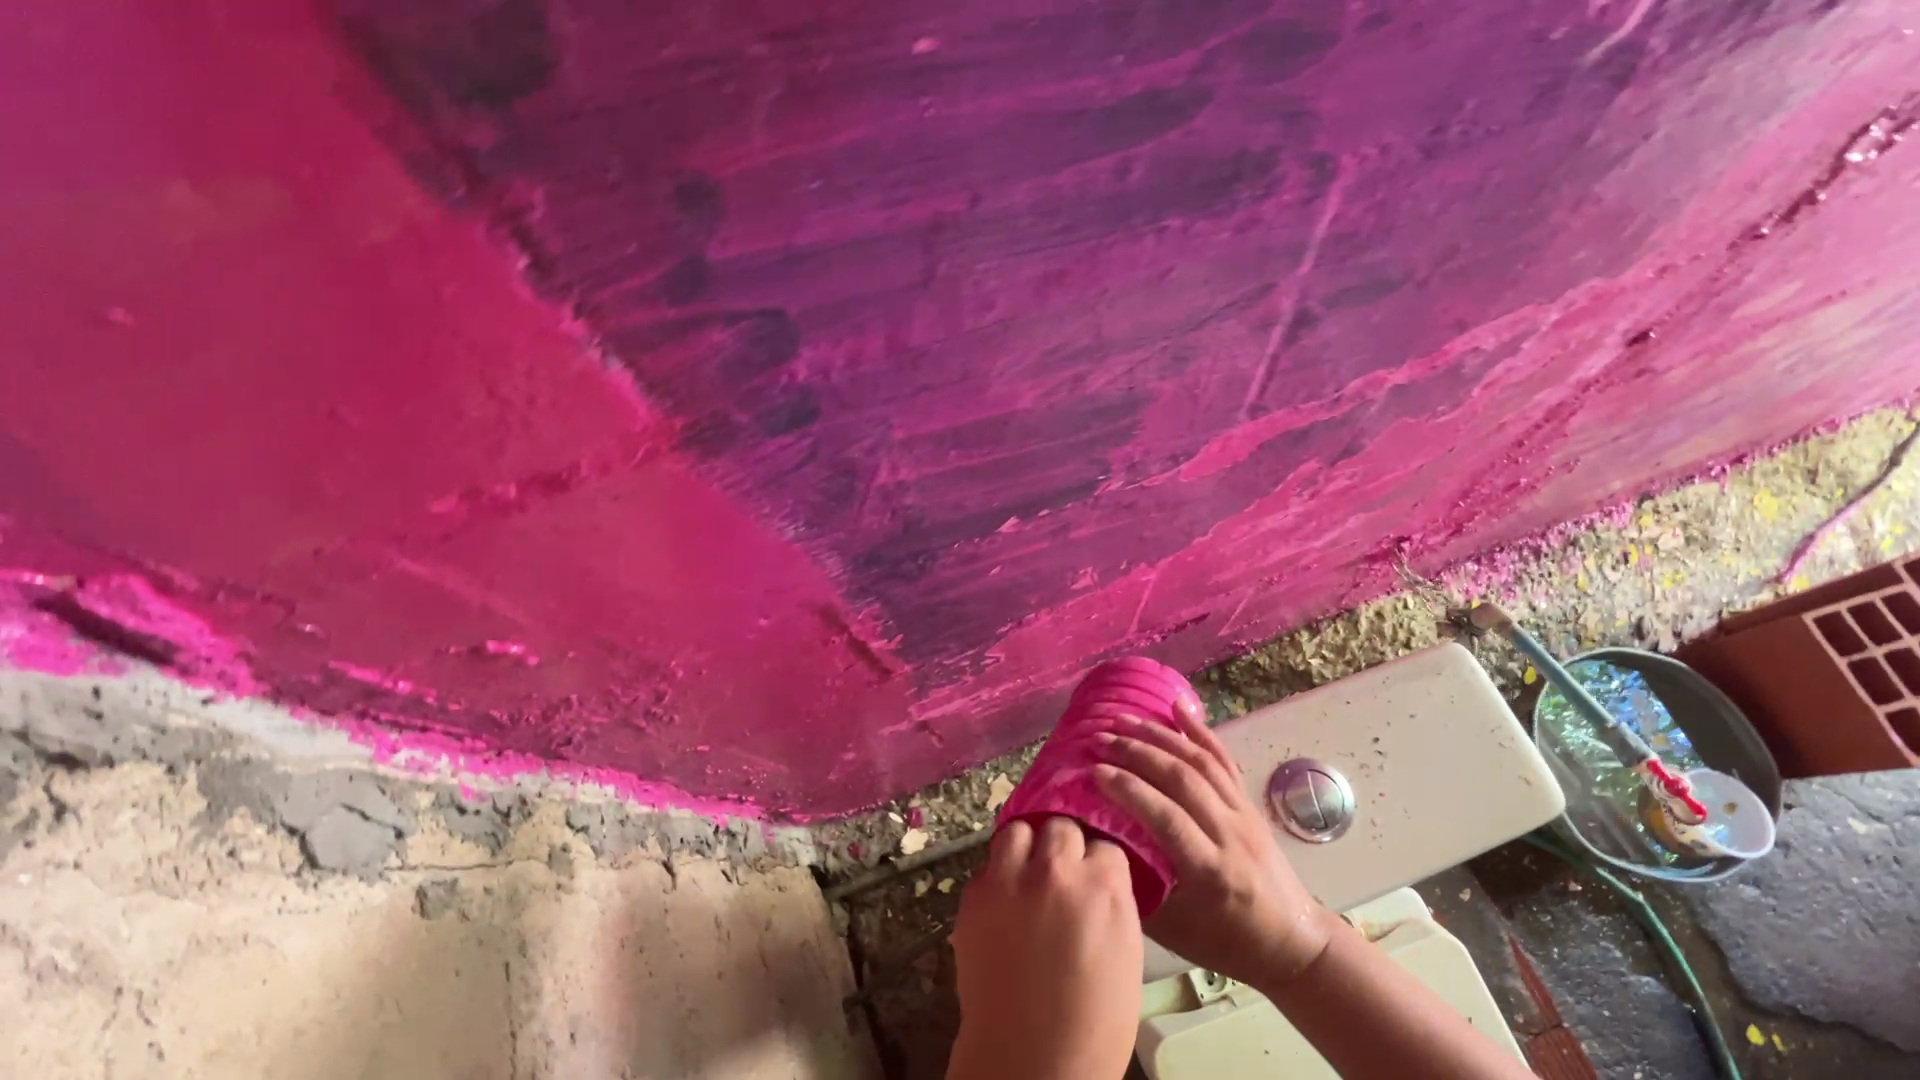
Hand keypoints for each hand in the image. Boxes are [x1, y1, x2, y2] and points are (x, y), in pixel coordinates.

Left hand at [947, 818, 1143, 1079]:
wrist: (1031, 1060)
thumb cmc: (1094, 1020)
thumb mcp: (1126, 950)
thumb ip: (1111, 900)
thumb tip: (1098, 877)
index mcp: (1103, 885)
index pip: (1105, 841)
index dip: (1099, 859)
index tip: (1095, 874)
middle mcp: (1055, 871)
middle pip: (1060, 826)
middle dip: (1064, 845)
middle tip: (1062, 871)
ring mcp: (1009, 880)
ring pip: (1017, 831)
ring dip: (1026, 847)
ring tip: (1029, 873)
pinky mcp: (973, 896)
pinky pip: (988, 866)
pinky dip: (998, 876)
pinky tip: (1005, 902)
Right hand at [1093, 707, 1336, 986]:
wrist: (1293, 942)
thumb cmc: (1227, 942)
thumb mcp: (1175, 931)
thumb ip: (1137, 889)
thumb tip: (1094, 848)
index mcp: (1211, 871)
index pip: (1167, 818)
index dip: (1129, 790)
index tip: (1093, 773)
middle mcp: (1230, 834)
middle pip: (1182, 780)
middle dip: (1137, 753)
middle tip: (1099, 739)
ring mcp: (1243, 814)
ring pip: (1201, 763)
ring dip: (1160, 736)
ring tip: (1124, 720)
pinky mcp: (1248, 804)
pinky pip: (1223, 760)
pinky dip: (1200, 731)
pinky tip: (1177, 708)